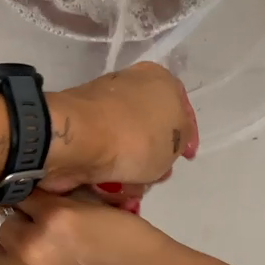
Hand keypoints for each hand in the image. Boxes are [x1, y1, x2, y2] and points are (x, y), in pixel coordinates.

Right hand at [0, 191, 230, 264]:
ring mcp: (29, 247)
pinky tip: (68, 208)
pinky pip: (31, 193)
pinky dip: (47, 197)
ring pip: (3, 210)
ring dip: (24, 212)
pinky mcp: (56, 216)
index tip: (8, 250)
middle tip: (37, 236)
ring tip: (57, 223)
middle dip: (4, 231)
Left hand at [44, 63, 198, 190]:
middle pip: (151, 131)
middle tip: (156, 175)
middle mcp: (125, 88)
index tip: (187, 157)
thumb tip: (165, 142)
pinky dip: (106, 173)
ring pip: (126, 148)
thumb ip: (179, 137)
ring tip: (130, 187)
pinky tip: (108, 187)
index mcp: (155, 78)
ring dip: (131, 171)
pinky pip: (101, 157)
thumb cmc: (137, 134)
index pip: (180, 107)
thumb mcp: (178, 137)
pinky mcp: (78, 132)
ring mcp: (98, 110)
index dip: (186, 135)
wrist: (78, 139)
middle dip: (155, 158)